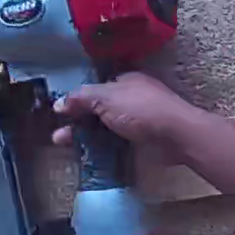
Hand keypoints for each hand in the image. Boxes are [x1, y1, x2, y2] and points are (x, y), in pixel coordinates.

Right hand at [51, 72, 200, 151]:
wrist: (176, 135)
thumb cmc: (141, 109)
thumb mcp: (106, 97)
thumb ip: (81, 98)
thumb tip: (58, 103)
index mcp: (126, 80)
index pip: (97, 86)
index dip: (78, 98)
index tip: (61, 112)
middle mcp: (133, 97)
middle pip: (99, 108)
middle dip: (77, 121)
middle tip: (59, 136)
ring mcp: (140, 119)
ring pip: (107, 127)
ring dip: (86, 136)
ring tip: (65, 146)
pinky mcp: (145, 140)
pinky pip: (117, 142)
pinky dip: (102, 147)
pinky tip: (89, 155)